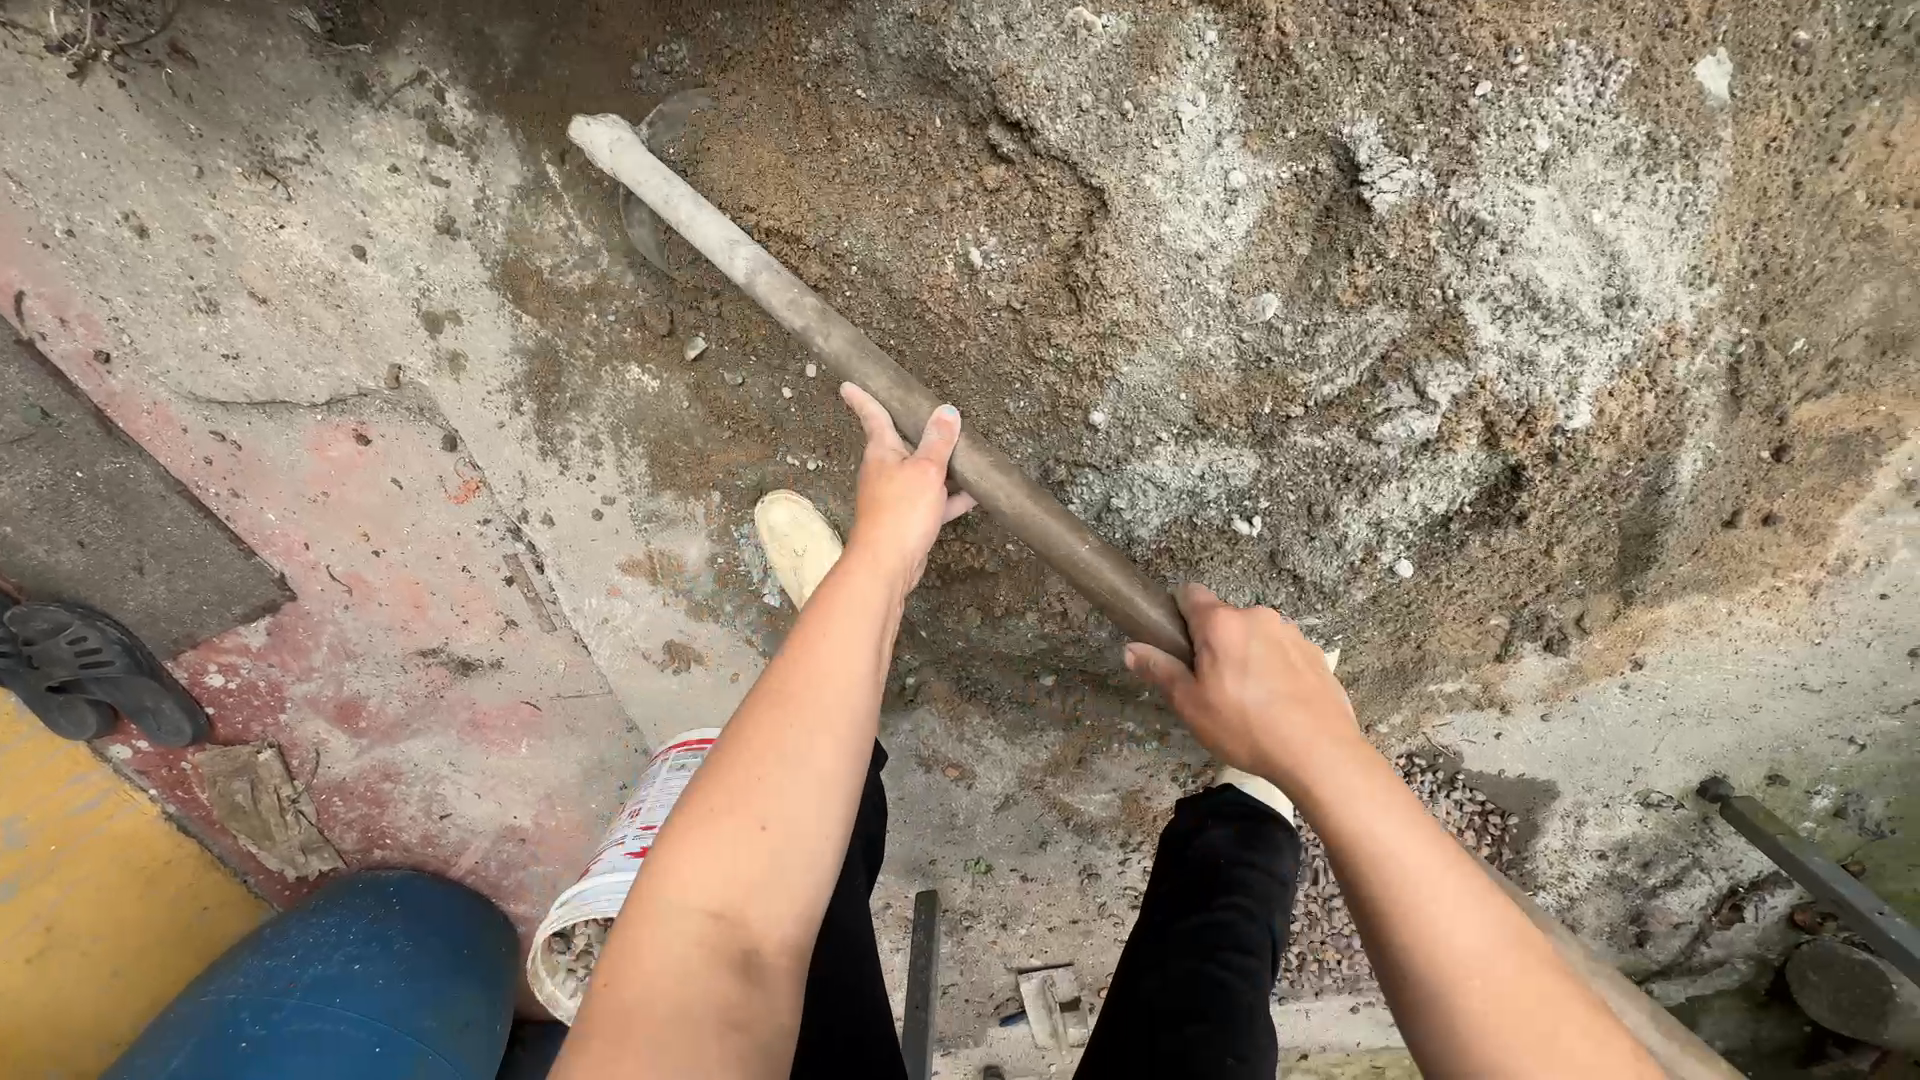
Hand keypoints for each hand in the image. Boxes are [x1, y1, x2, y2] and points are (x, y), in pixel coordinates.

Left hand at [839, 382, 975, 591]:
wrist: (888, 563)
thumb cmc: (900, 511)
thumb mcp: (926, 469)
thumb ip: (939, 441)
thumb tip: (947, 412)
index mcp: (881, 451)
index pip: (872, 416)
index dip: (862, 398)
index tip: (848, 385)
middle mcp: (884, 471)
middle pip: (903, 444)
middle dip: (917, 432)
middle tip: (932, 417)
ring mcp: (896, 496)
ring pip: (922, 473)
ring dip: (942, 466)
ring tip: (968, 454)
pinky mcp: (909, 519)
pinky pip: (933, 501)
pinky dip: (951, 497)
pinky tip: (974, 495)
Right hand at [1124, 584, 1365, 794]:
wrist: (1321, 754)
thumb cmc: (1246, 727)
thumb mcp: (1190, 704)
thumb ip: (1160, 670)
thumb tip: (1131, 649)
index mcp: (1221, 623)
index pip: (1190, 593)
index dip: (1179, 615)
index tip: (1180, 647)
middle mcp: (1257, 617)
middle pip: (1223, 619)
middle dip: (1214, 643)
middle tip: (1212, 686)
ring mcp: (1291, 633)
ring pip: (1254, 636)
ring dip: (1246, 655)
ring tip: (1249, 700)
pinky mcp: (1316, 654)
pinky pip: (1282, 652)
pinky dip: (1275, 668)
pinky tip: (1278, 704)